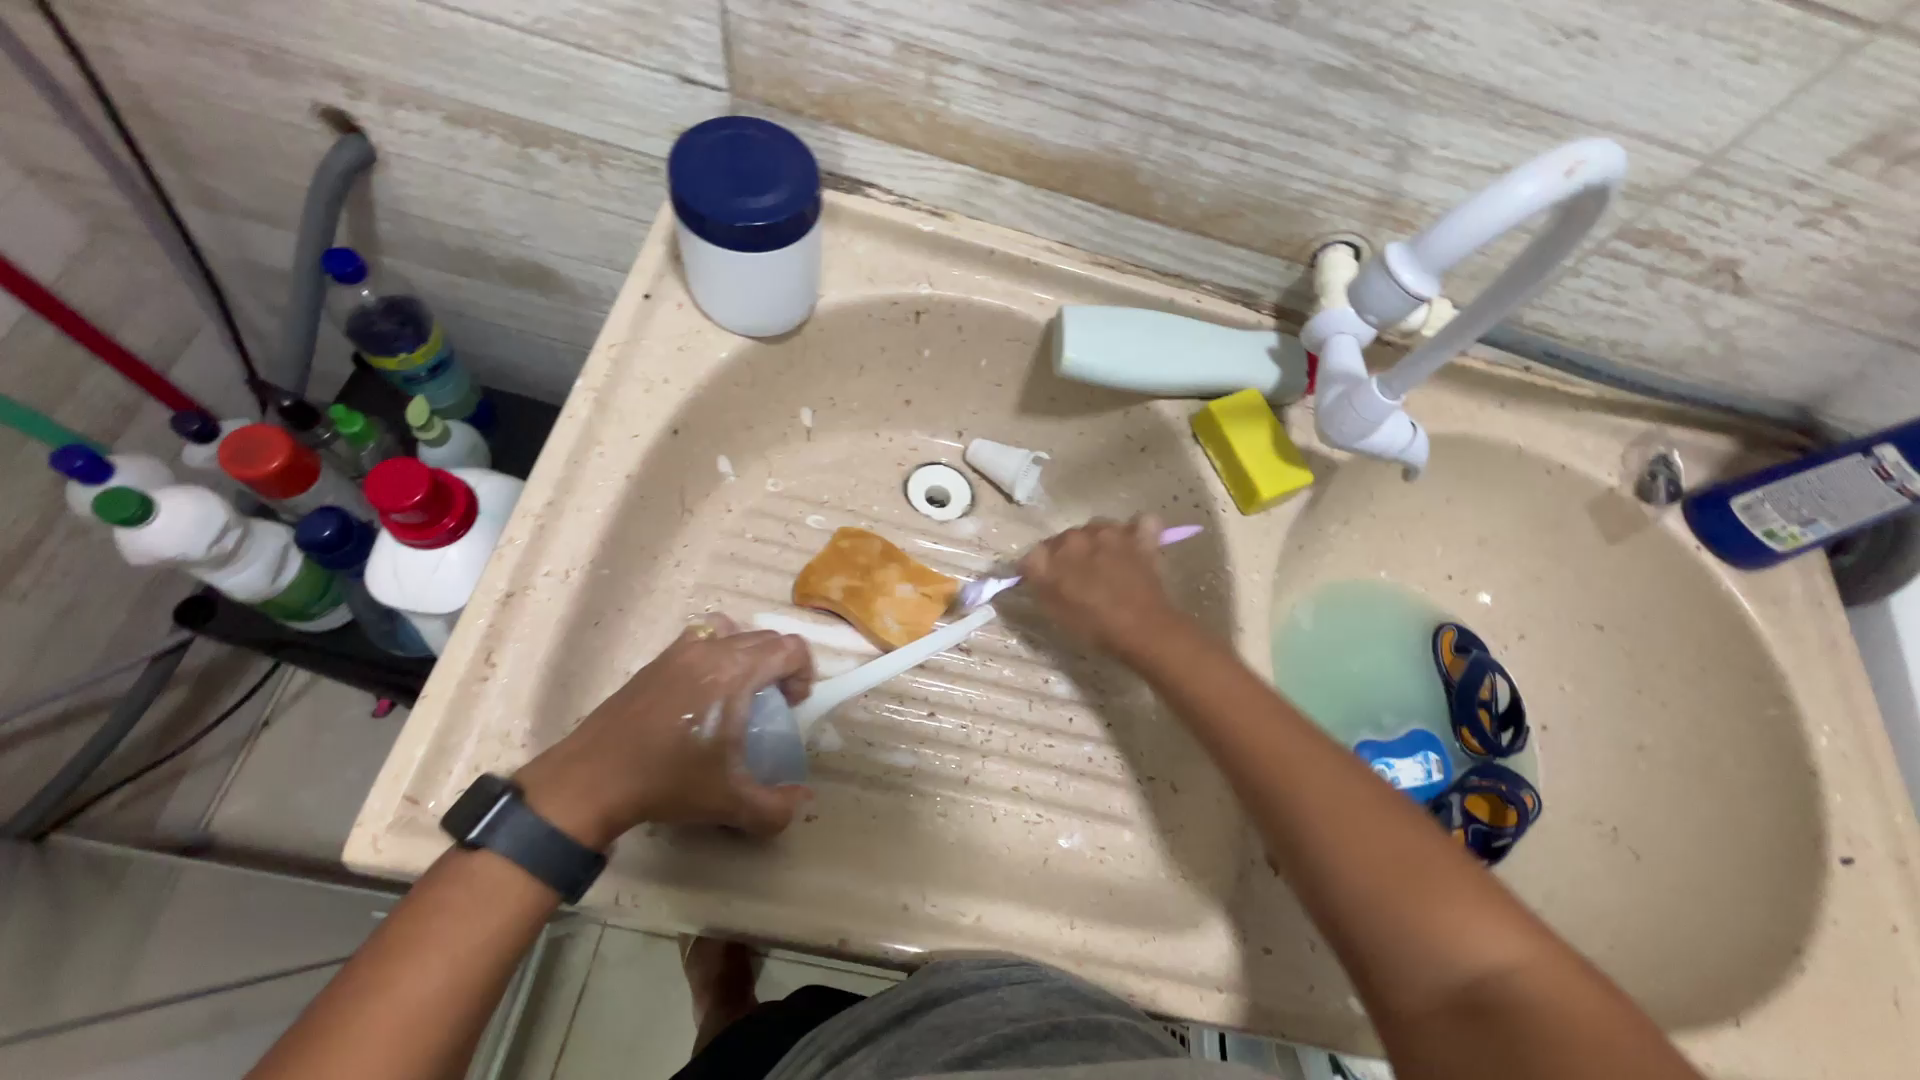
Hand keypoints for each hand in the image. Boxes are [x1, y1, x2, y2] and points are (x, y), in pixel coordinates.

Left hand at [515, 615, 814, 847]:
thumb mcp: (730, 803)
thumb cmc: (668, 783)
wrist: (592, 779)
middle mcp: (710, 650)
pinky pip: (701, 638)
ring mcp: (679, 650)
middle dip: (780, 666)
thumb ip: (777, 807)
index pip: (791, 648)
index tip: (793, 705)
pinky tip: (702, 695)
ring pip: (731, 631)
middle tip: (772, 705)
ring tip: (739, 691)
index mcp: (735, 673)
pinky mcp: (656, 660)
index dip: (804, 673)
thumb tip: (802, 800)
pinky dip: (715, 653)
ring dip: (747, 654)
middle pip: (765, 638)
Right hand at [1017, 515, 1185, 657]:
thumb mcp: (1053, 610)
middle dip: (1070, 554)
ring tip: (1107, 564)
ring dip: (1099, 542)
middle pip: (1067, 539)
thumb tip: (1035, 568)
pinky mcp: (1140, 537)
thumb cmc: (1092, 626)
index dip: (1041, 567)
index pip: (1036, 553)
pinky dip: (1138, 532)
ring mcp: (1109, 532)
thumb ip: (1040, 582)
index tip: (1047, 582)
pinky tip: (1137, 547)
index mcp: (1049, 555)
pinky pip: (1140, 523)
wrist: (1139, 629)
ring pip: (1099, 528)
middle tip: (1080, 578)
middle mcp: (1075, 536)